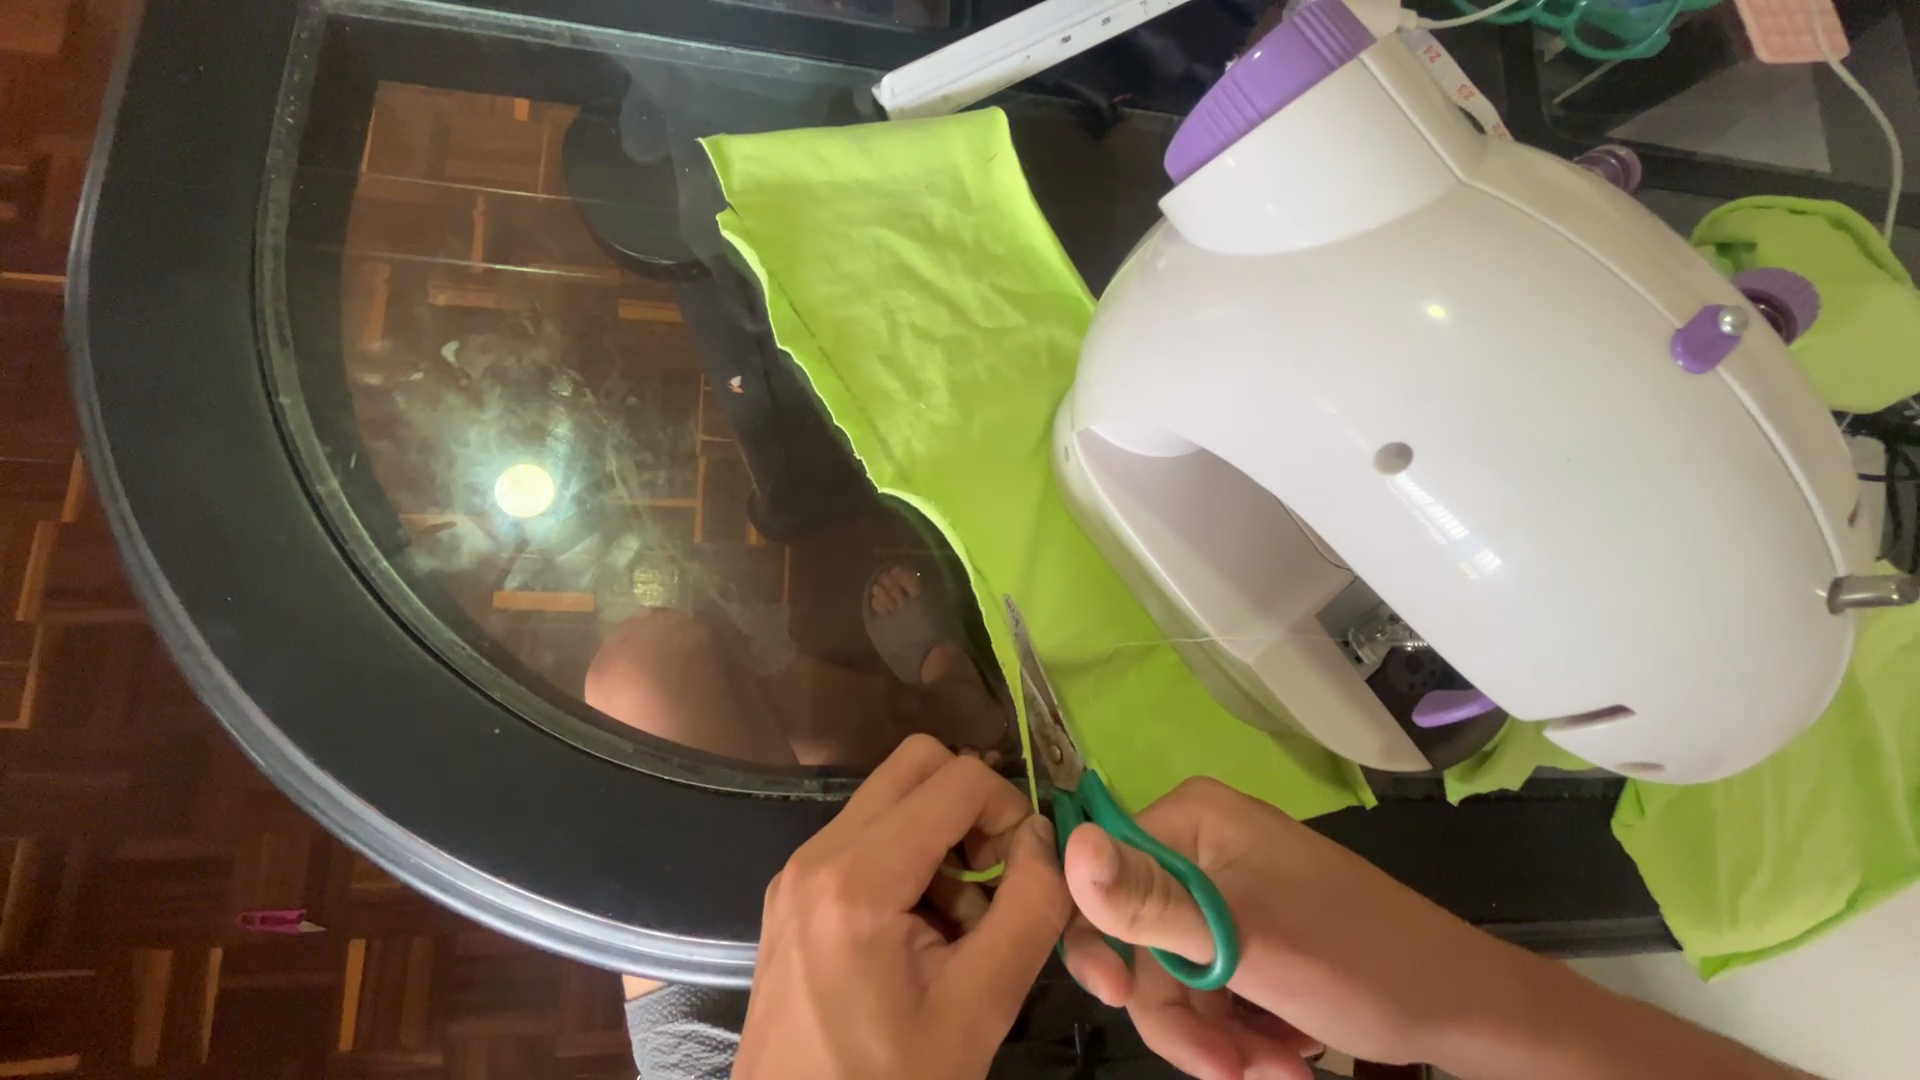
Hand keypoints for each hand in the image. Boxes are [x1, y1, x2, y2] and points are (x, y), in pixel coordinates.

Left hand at [733, 735, 1072, 1079]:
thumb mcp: (979, 1007)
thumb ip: (1029, 909)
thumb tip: (1045, 838)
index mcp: (857, 878)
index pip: (956, 778)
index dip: (1008, 809)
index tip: (1025, 872)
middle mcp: (818, 853)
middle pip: (917, 763)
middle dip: (971, 806)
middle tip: (993, 877)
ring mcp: (799, 869)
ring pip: (893, 797)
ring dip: (942, 836)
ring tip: (959, 924)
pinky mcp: (795, 890)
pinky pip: (867, 835)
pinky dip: (910, 858)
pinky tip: (922, 933)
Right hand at [1060, 777, 1538, 1077]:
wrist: (1471, 1013)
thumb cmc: (1355, 963)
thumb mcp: (1242, 939)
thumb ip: (1148, 900)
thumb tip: (1066, 846)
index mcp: (1191, 819)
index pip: (1102, 870)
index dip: (1098, 937)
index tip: (1116, 998)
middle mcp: (1201, 843)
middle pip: (1139, 933)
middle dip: (1178, 1011)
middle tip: (1223, 1068)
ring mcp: (1227, 887)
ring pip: (1175, 973)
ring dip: (1214, 1034)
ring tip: (1274, 1072)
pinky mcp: (1251, 929)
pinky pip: (1210, 984)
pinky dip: (1237, 1030)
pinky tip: (1283, 1056)